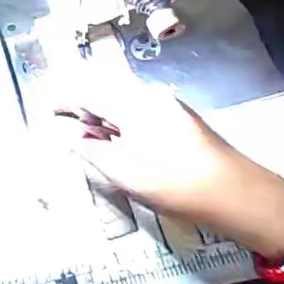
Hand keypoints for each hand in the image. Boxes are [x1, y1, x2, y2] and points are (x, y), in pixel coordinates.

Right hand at [53, 73, 283, 258]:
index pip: (91, 91)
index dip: (67, 100)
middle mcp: (152, 96)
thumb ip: (91, 149)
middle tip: (68, 123)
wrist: (232, 192)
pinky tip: (120, 142)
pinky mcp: (181, 123)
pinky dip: (124, 124)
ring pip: (127, 104)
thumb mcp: (121, 170)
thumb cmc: (171, 180)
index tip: (51, 109)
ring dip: (106, 117)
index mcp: (134, 101)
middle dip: (86, 107)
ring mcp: (170, 107)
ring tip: (91, 136)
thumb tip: (73, 136)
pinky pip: (142, 114)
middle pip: (110, 93)